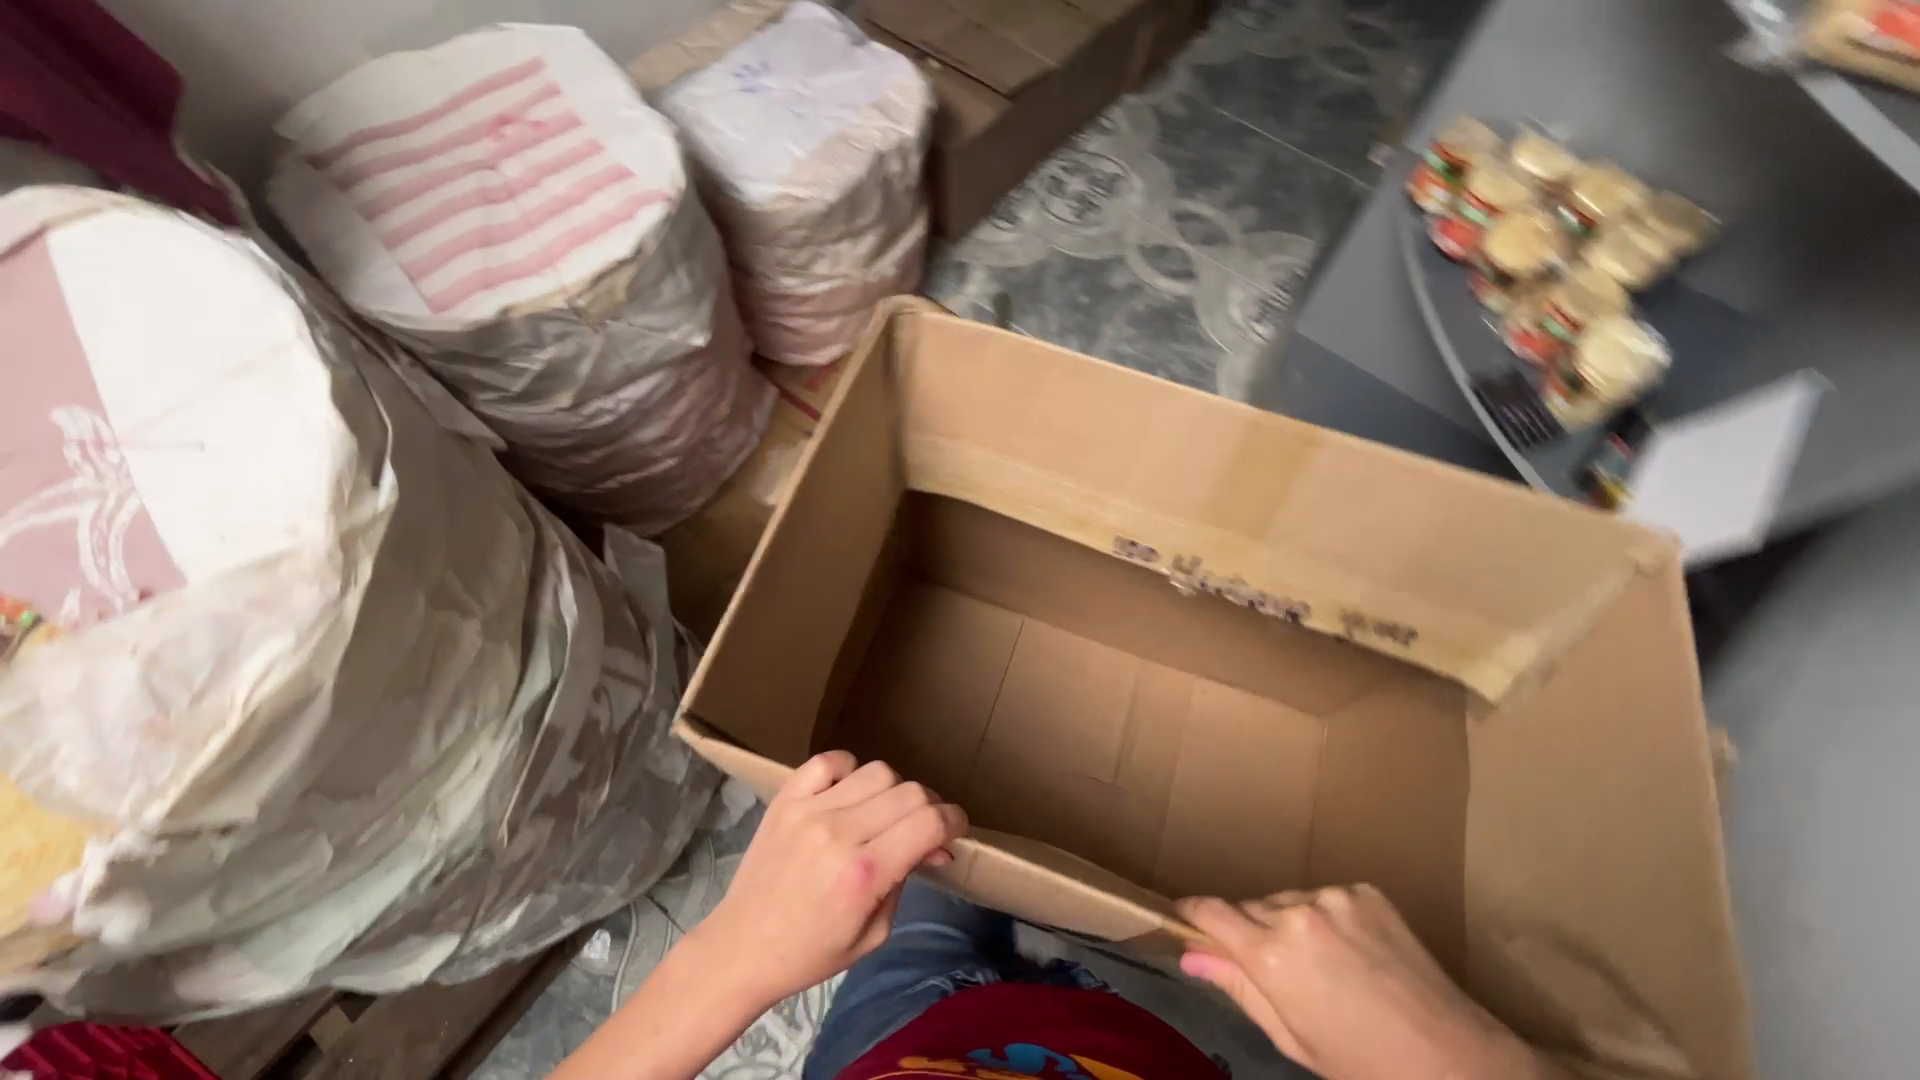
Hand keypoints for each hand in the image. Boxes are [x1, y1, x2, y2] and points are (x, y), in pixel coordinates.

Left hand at [693, 752, 968, 1009]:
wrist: (741, 948)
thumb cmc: (811, 953)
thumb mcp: (874, 934)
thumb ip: (907, 881)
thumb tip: (936, 845)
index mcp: (863, 875)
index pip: (928, 823)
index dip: (954, 820)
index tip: (956, 828)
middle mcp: (838, 834)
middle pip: (910, 792)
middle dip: (929, 808)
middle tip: (922, 829)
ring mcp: (809, 811)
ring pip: (877, 771)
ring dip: (892, 791)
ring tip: (882, 815)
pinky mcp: (785, 800)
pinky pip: (829, 761)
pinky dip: (849, 771)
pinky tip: (848, 795)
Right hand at [1178, 886, 1552, 1079]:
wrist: (1456, 1060)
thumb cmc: (1363, 1066)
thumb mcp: (1292, 1038)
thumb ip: (1238, 987)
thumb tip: (1190, 954)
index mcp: (1270, 953)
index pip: (1210, 911)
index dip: (1193, 913)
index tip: (1186, 920)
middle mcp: (1295, 912)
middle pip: (1250, 907)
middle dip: (1249, 929)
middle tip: (1273, 968)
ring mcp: (1334, 896)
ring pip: (1287, 900)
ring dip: (1289, 922)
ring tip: (1323, 964)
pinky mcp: (1366, 890)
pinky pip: (1326, 897)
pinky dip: (1328, 917)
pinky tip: (1353, 951)